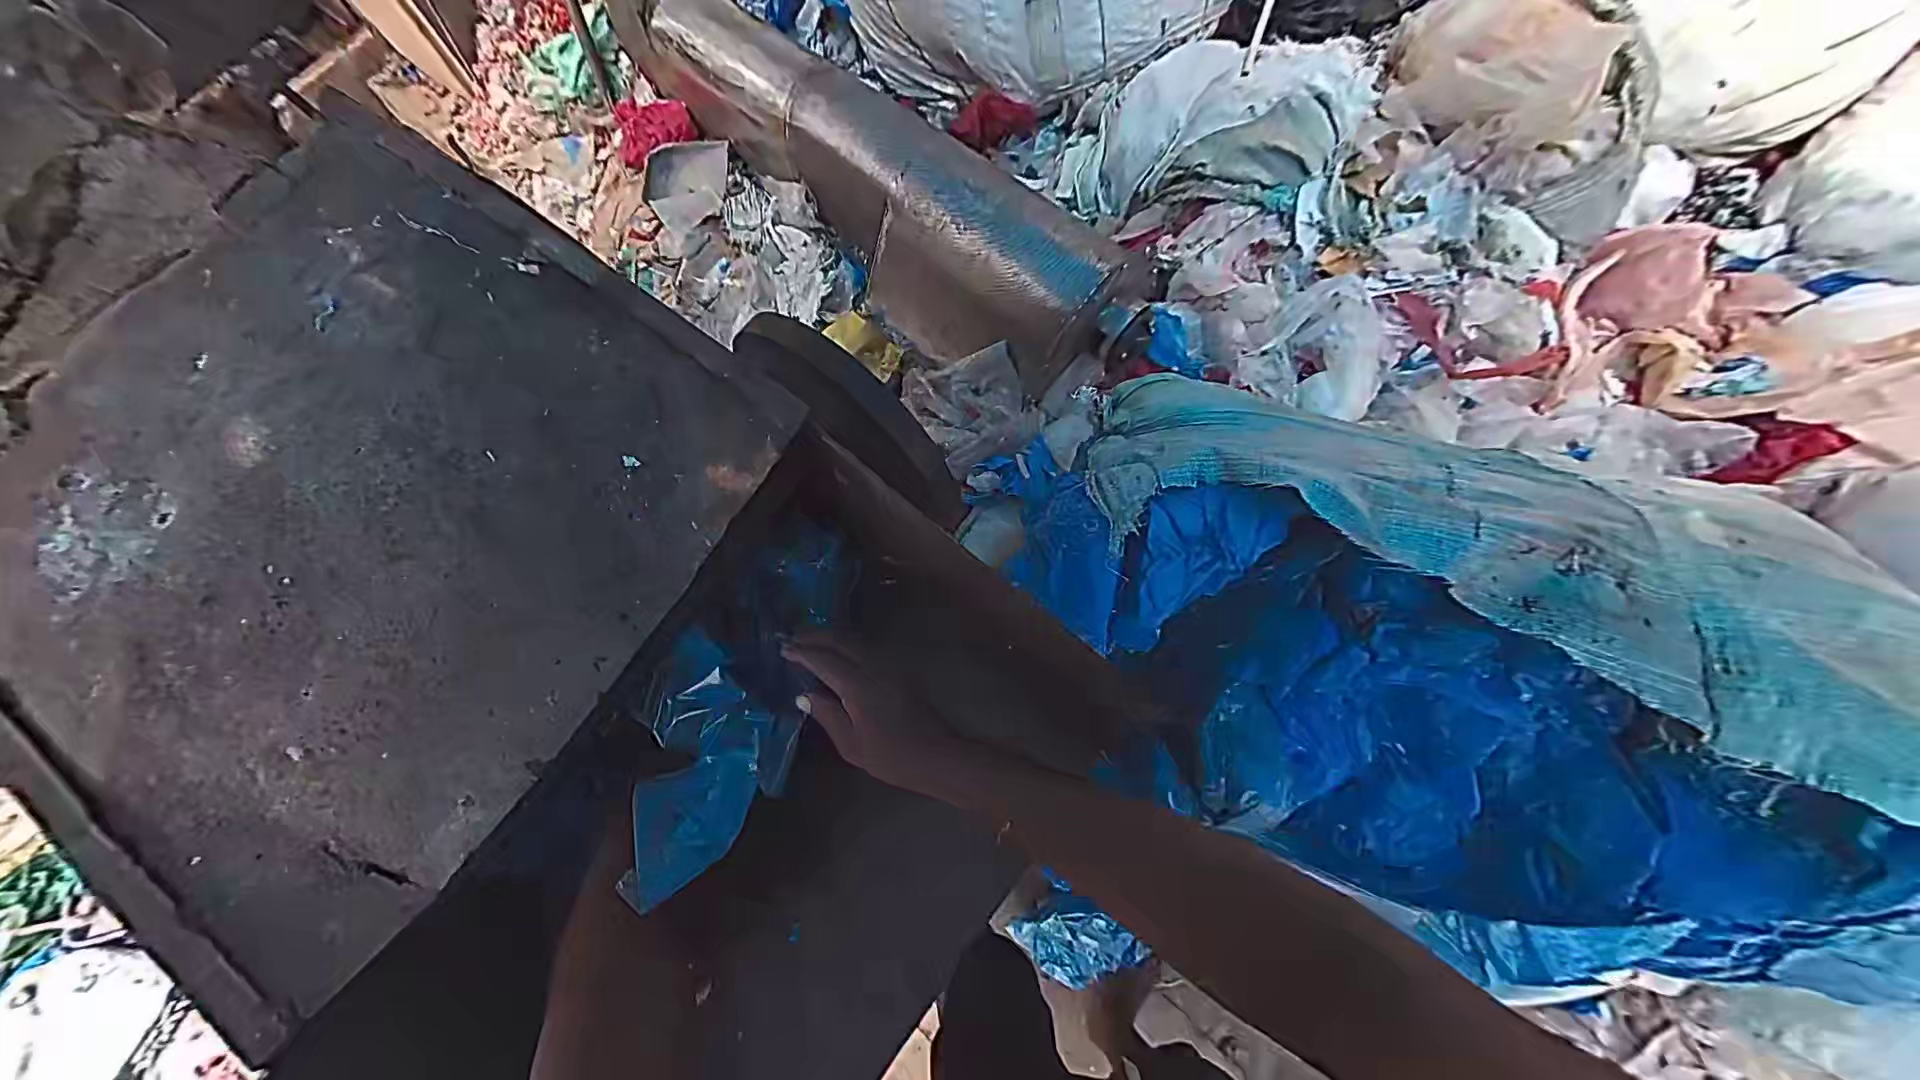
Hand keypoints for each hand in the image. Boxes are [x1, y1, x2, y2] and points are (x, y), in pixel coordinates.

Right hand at [780, 631, 1001, 802]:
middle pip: (842, 641)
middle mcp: (876, 668)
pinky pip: (868, 647)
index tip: (783, 648)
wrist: (938, 755)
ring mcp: (891, 666)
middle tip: (792, 636)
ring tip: (810, 639)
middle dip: (815, 635)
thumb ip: (827, 715)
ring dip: (832, 636)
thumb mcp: (852, 746)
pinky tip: (839, 651)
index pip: (825, 660)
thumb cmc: (893, 757)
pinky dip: (848, 643)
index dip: (803, 652)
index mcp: (860, 687)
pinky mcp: (900, 670)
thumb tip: (804, 695)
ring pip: (857, 640)